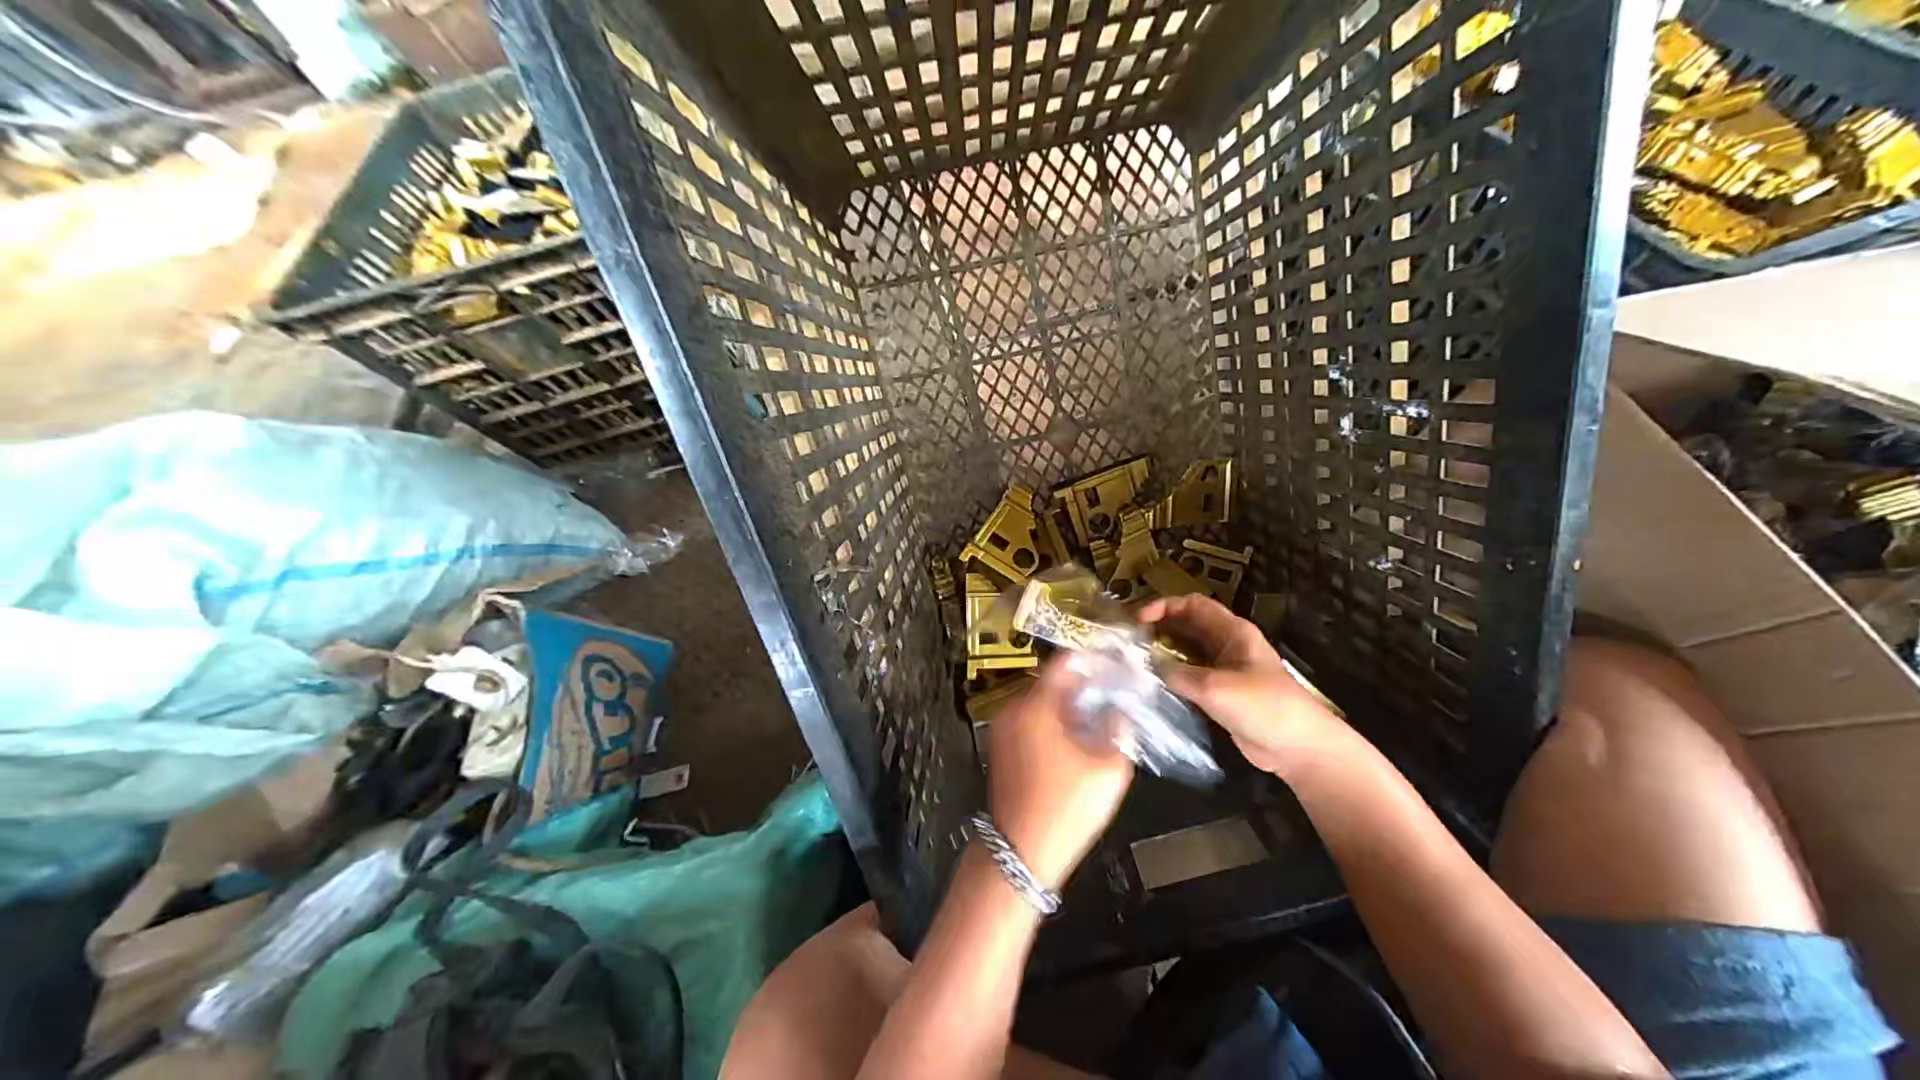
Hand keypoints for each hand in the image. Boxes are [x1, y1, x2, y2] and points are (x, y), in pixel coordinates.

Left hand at [987, 658, 1134, 889]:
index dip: (1094, 658)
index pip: (1065, 662)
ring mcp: (1003, 729)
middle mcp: (1013, 710)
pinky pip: (1031, 721)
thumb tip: (1122, 707)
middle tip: (1116, 691)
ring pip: (1042, 702)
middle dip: (1085, 684)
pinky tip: (1077, 739)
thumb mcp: (1109, 767)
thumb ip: (1120, 727)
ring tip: (1101, 716)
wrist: (1020, 851)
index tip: (1117, 661)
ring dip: (1070, 704)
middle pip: (1052, 681)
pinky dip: (1054, 721)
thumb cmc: (1066, 807)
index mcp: (1035, 706)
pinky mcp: (1002, 748)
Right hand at [1138, 594, 1350, 774]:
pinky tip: (1150, 685)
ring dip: (1162, 654)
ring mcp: (1224, 669)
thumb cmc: (1264, 707)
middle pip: (1187, 625)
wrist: (1298, 747)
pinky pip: (1189, 676)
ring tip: (1133, 661)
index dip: (1164, 606)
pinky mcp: (1220, 693)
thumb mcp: (1215, 687)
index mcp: (1233, 632)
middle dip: (1158, 628)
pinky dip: (1170, 676)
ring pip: (1186, 652)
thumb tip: (1145, 667)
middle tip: (1129, 640)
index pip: (1193, 604)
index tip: (1139, 620)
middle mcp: (1227, 645)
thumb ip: (1177, 674)